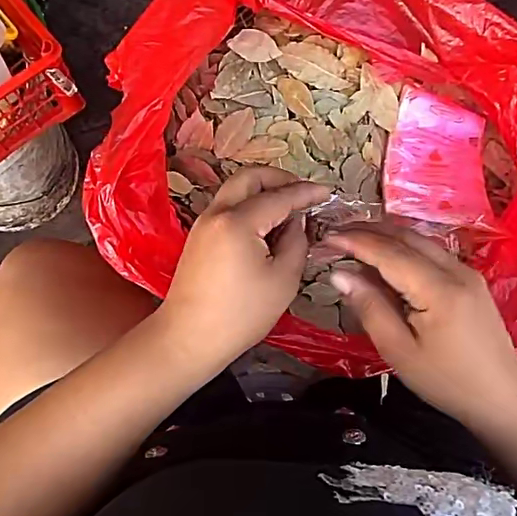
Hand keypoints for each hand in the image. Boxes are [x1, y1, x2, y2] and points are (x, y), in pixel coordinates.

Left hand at [159, 166, 329, 364]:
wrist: (189, 338)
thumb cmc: (241, 315)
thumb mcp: (283, 279)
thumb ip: (296, 241)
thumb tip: (296, 221)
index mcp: (238, 222)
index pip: (279, 196)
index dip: (307, 192)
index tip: (327, 192)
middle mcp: (217, 213)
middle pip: (249, 177)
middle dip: (279, 178)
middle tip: (303, 192)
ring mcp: (203, 224)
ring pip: (235, 190)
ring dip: (262, 190)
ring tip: (288, 209)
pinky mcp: (198, 237)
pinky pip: (227, 207)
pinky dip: (249, 205)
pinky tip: (267, 225)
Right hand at [325, 224, 516, 426]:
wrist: (501, 395)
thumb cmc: (447, 381)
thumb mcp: (399, 351)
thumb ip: (370, 307)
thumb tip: (340, 274)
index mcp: (439, 289)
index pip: (389, 252)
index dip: (355, 241)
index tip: (326, 237)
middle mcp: (456, 270)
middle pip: (406, 237)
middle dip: (368, 231)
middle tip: (335, 234)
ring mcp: (466, 272)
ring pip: (420, 241)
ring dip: (386, 237)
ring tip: (353, 242)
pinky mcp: (470, 279)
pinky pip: (431, 253)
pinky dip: (403, 249)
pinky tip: (385, 260)